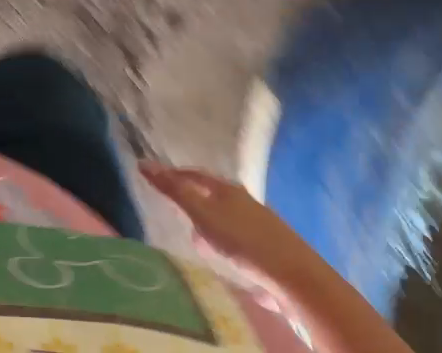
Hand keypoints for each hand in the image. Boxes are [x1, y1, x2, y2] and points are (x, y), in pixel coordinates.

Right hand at [140, 165, 323, 295]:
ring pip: (227, 219)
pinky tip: (226, 259)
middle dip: (193, 202)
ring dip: (211, 226)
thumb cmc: (243, 242)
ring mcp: (262, 226)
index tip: (155, 179)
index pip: (195, 174)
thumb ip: (174, 190)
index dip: (174, 175)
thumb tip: (143, 163)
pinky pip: (241, 240)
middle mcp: (245, 202)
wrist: (298, 279)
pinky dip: (227, 244)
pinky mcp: (272, 250)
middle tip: (175, 212)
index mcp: (227, 189)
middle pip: (213, 196)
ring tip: (199, 242)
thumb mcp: (202, 214)